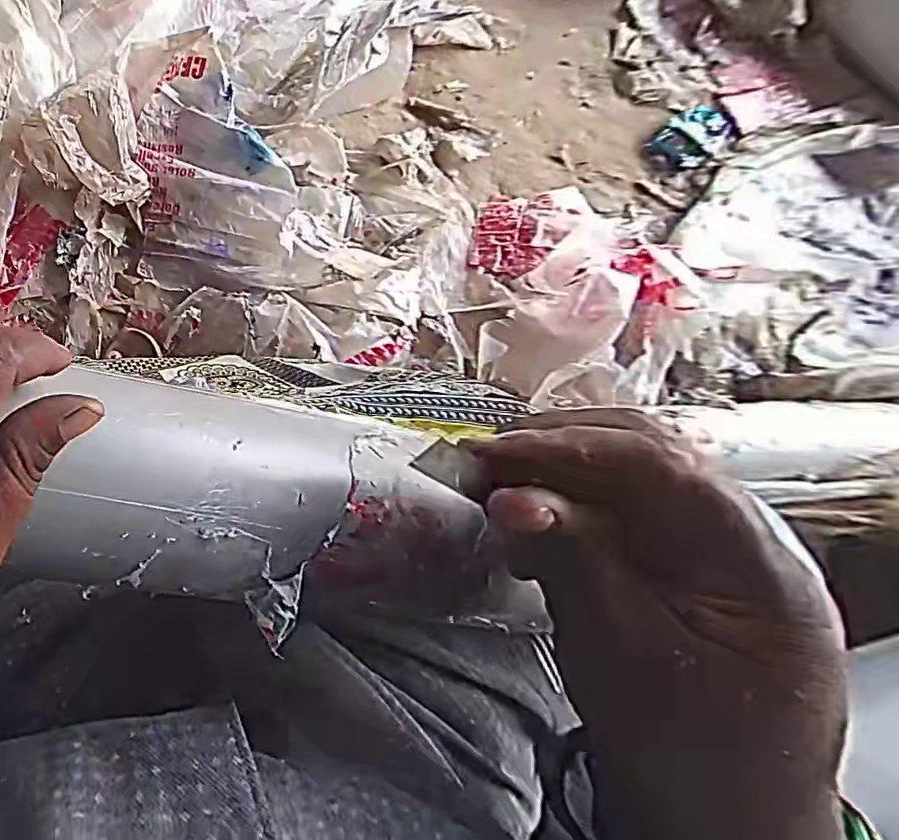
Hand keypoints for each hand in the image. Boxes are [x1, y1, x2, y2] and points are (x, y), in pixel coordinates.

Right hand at [474, 410, 847, 839]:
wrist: (718, 799)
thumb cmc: (680, 737)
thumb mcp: (619, 650)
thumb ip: (571, 561)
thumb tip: (512, 497)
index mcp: (756, 567)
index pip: (666, 470)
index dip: (568, 448)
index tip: (489, 454)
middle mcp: (744, 540)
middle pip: (652, 450)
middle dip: (557, 441)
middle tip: (482, 460)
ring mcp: (712, 544)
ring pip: (629, 464)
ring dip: (553, 460)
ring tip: (494, 481)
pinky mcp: (675, 553)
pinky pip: (614, 496)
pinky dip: (558, 489)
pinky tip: (526, 514)